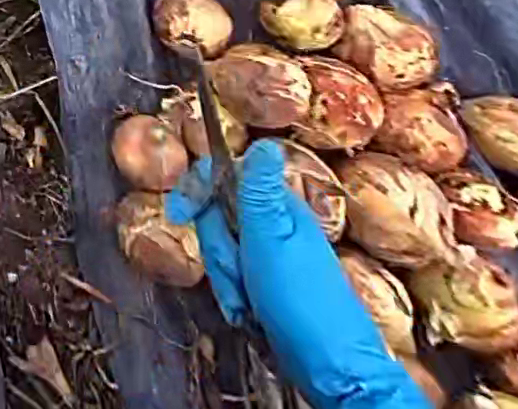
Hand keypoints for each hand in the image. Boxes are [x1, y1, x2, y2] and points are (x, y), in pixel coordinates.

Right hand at [167, 140, 426, 408]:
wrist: (337, 375)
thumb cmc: (302, 302)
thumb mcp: (273, 238)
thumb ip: (259, 189)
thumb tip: (264, 142)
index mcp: (276, 203)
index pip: (219, 174)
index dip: (195, 190)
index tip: (180, 214)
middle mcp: (271, 222)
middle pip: (215, 214)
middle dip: (218, 247)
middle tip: (239, 272)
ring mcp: (268, 254)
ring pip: (220, 247)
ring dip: (226, 277)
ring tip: (249, 301)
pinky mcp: (264, 282)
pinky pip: (230, 277)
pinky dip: (234, 297)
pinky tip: (250, 314)